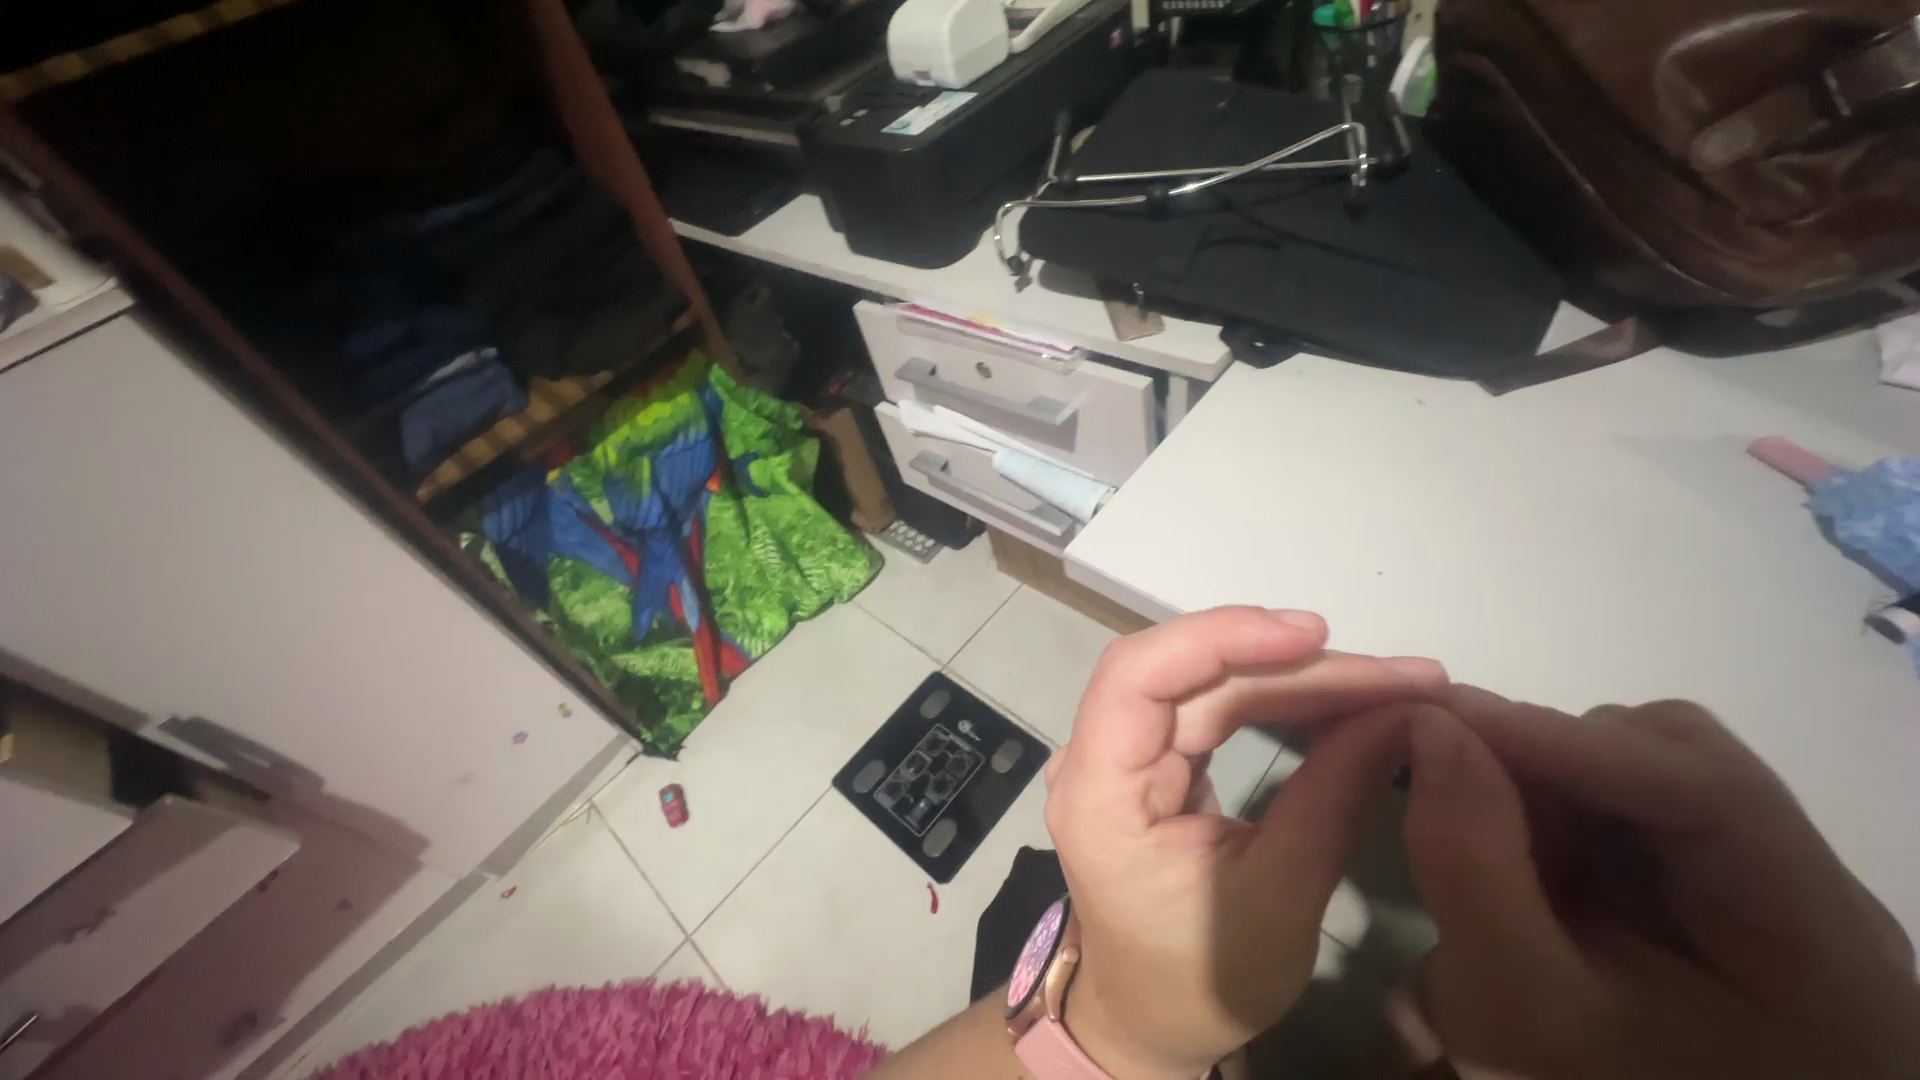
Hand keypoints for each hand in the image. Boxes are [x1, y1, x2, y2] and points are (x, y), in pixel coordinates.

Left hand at [1043, 606, 1447, 1079]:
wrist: (1151, 1017)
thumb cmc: (1200, 978)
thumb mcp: (1278, 898)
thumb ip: (1330, 796)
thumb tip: (1404, 714)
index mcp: (1098, 789)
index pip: (1137, 676)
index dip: (1218, 638)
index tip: (1312, 633)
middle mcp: (1100, 755)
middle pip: (1187, 676)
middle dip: (1291, 667)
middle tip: (1399, 674)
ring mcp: (1126, 753)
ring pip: (1208, 687)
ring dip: (1296, 680)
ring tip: (1391, 681)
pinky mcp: (1156, 760)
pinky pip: (1215, 711)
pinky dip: (1278, 702)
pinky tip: (1339, 696)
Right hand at [1403, 689, 1919, 1079]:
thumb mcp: (1511, 1000)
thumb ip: (1469, 861)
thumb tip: (1429, 724)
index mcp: (1813, 943)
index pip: (1712, 792)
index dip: (1569, 739)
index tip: (1444, 715)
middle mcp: (1802, 889)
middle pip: (1674, 760)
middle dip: (1543, 756)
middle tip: (1436, 771)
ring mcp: (1748, 877)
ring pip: (1636, 762)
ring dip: (1536, 776)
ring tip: (1474, 830)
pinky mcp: (1694, 876)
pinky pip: (1613, 797)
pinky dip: (1542, 802)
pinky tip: (1506, 847)